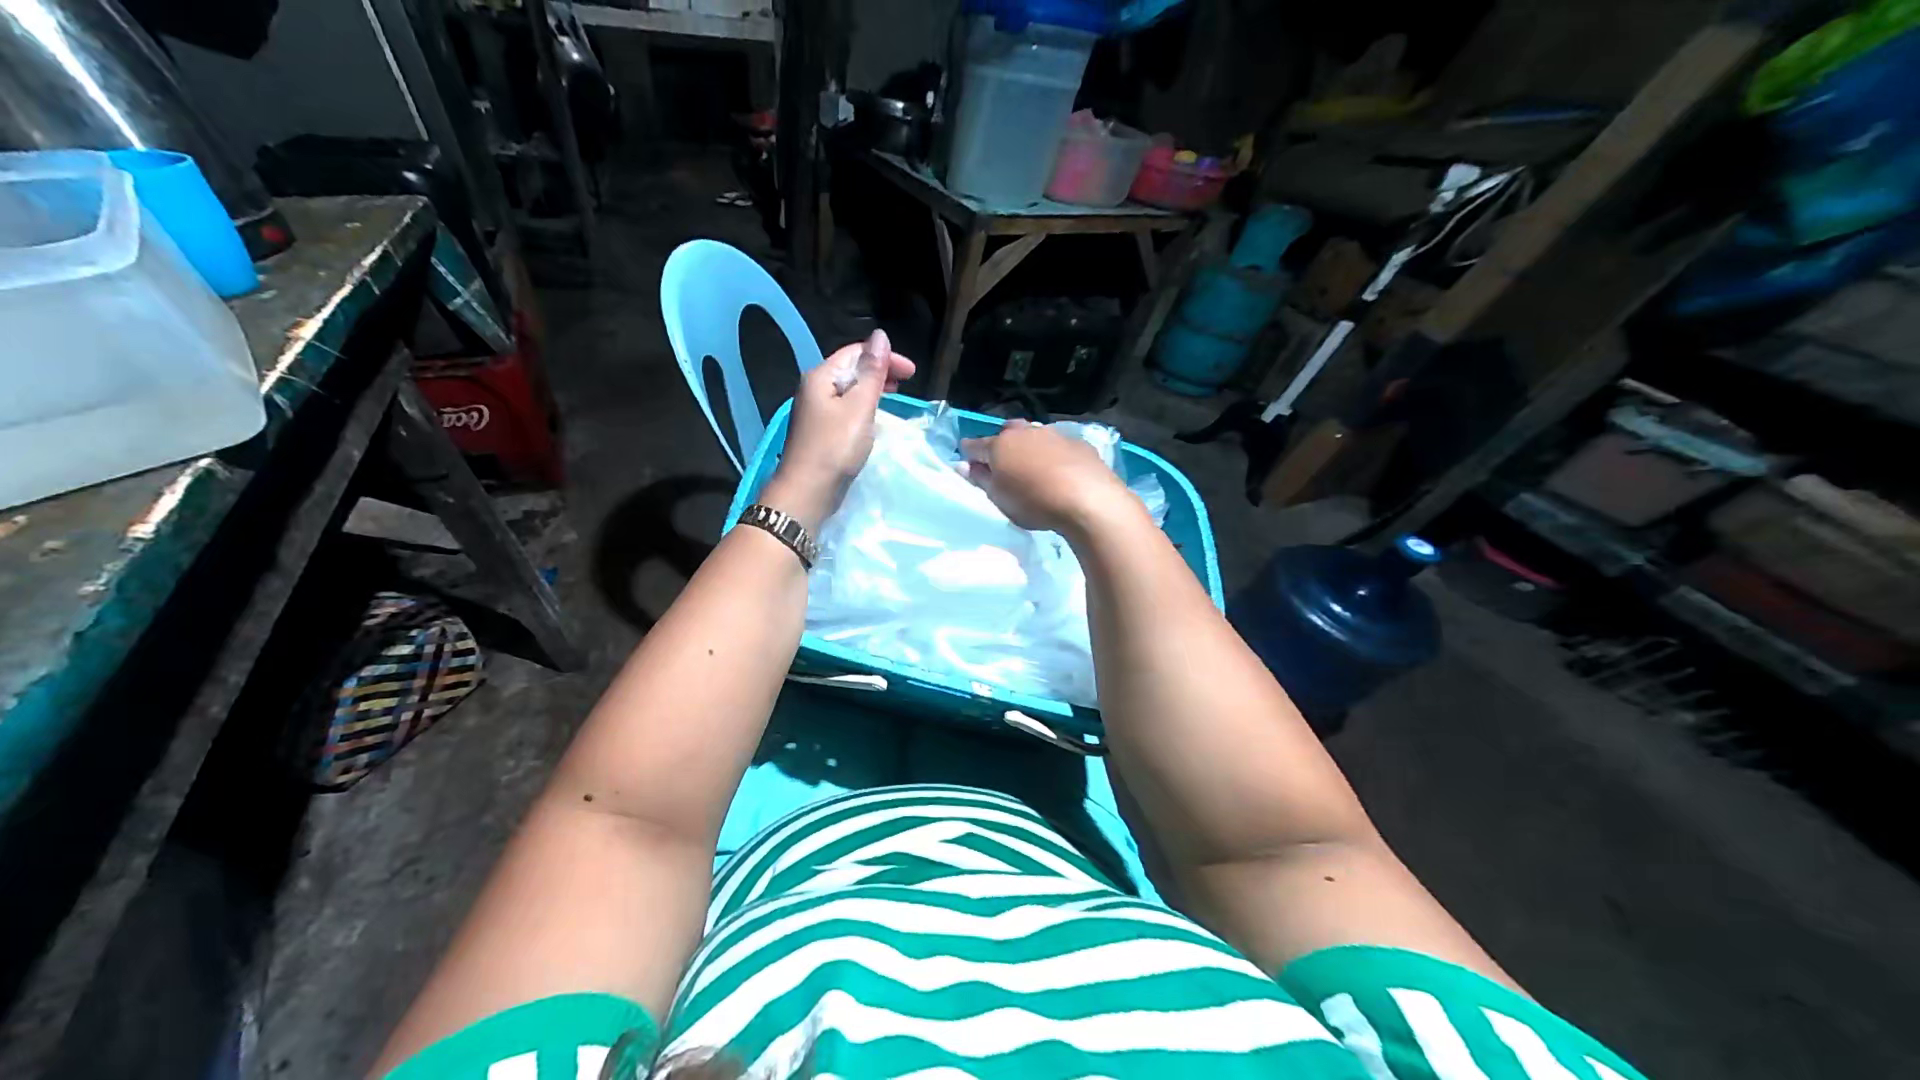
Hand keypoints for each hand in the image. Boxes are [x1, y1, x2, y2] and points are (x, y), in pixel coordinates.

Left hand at [761, 330, 913, 530]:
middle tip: (906, 384)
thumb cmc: (835, 447)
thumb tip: (880, 336)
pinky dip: (863, 405)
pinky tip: (874, 417)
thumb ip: (872, 372)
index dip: (885, 356)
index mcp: (820, 376)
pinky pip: (845, 407)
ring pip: (848, 389)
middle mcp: (814, 388)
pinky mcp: (820, 430)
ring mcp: (815, 410)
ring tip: (894, 397)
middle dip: (880, 371)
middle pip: (850, 368)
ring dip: (872, 388)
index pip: (856, 352)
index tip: (912, 374)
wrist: (807, 491)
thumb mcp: (860, 407)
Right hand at [959, 420, 1140, 535]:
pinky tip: (1060, 470)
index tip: (970, 466)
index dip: (969, 456)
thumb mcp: (999, 498)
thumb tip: (964, 465)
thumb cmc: (1034, 502)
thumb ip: (981, 480)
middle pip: (1006, 433)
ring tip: (1032, 466)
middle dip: (1001, 445)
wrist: (1088, 499)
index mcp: (999, 445)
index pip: (974, 445)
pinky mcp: (1078, 442)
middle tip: (1004, 466)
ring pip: (1033, 435)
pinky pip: (1058, 445)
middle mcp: (1024, 432)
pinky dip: (1053, 454)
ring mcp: (1053, 434)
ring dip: (1028, 447)